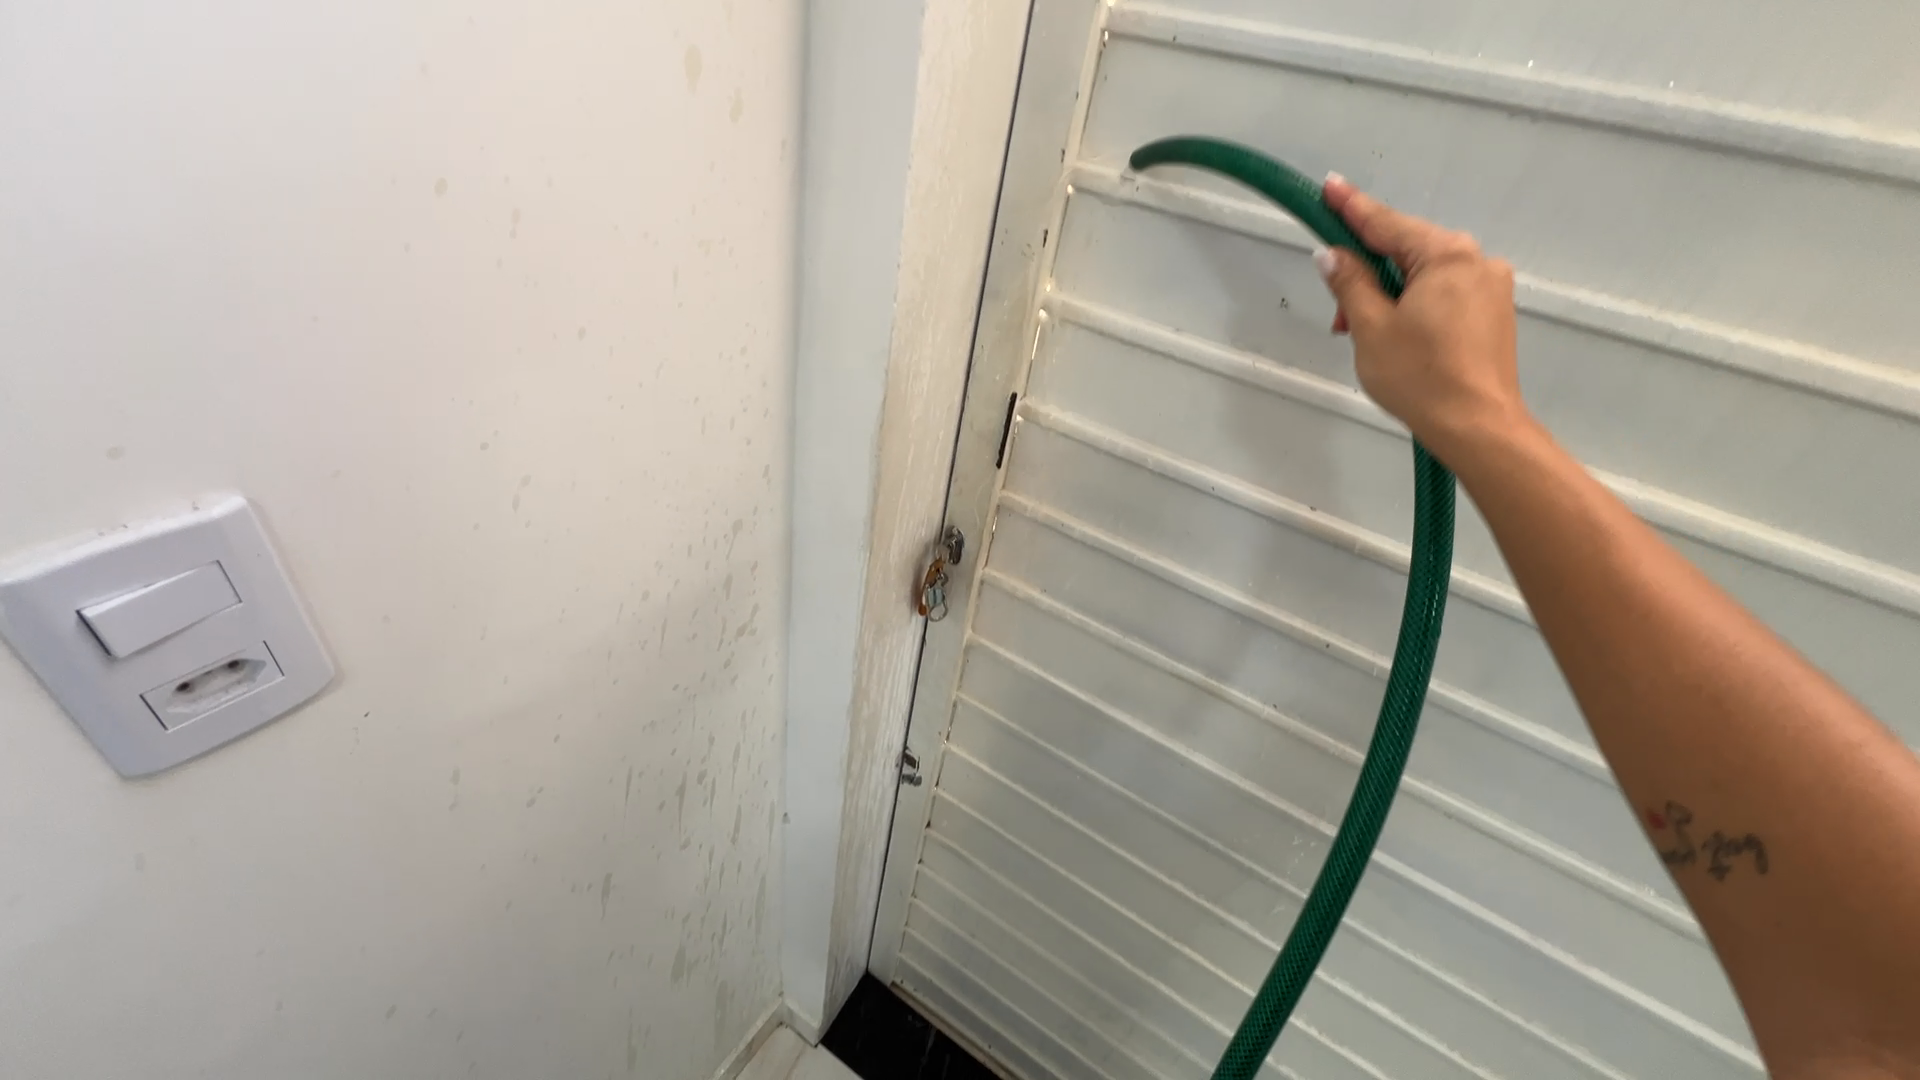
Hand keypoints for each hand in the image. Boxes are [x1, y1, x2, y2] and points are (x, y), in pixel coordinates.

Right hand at [1314, 174, 1528, 465]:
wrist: (1477, 424)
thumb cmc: (1418, 376)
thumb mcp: (1370, 328)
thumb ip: (1350, 284)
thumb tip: (1331, 254)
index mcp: (1445, 255)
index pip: (1385, 223)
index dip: (1352, 207)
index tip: (1329, 186)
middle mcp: (1475, 259)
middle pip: (1406, 251)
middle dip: (1367, 274)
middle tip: (1338, 317)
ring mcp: (1490, 286)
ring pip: (1423, 276)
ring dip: (1387, 297)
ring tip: (1364, 338)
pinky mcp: (1492, 313)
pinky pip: (1442, 295)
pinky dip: (1412, 308)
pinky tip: (1397, 340)